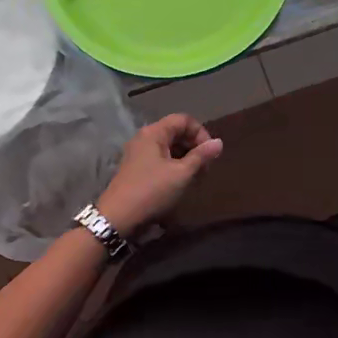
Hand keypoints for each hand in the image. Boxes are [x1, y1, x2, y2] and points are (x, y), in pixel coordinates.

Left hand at [94, 115, 223, 235]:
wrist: (118, 217)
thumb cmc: (152, 191)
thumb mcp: (181, 174)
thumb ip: (201, 156)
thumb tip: (219, 142)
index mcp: (154, 133)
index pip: (183, 120)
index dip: (201, 133)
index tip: (210, 154)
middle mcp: (144, 138)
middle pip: (176, 132)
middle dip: (194, 147)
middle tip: (205, 169)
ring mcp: (139, 154)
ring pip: (169, 147)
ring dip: (186, 159)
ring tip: (196, 178)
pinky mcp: (137, 168)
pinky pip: (161, 159)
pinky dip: (174, 166)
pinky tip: (181, 182)